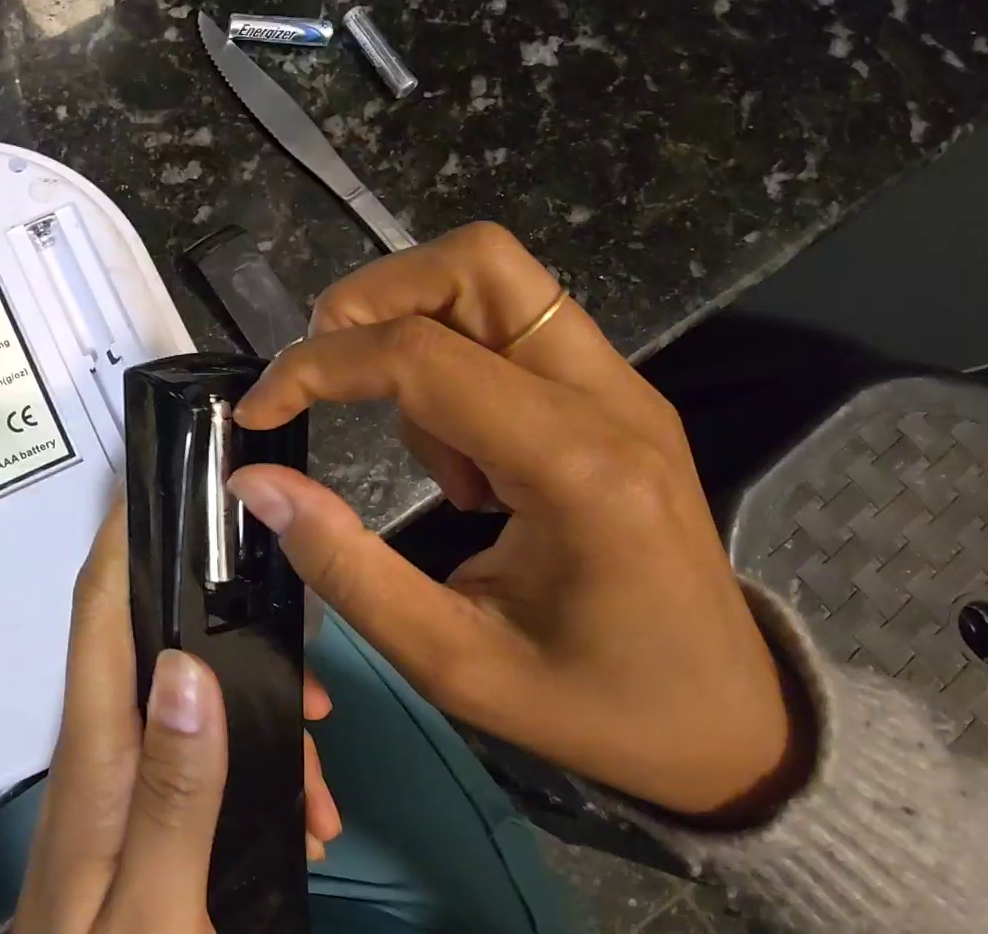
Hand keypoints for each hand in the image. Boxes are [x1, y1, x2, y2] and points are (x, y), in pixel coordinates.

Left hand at [14, 504, 341, 932]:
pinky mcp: (140, 814)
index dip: (122, 536)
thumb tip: (188, 665)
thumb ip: (172, 794)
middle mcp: (102, 748)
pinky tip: (299, 811)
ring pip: (191, 702)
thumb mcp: (154, 909)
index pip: (100, 613)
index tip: (161, 478)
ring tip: (320, 762)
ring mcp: (121, 781)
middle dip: (231, 631)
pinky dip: (249, 765)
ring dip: (257, 714)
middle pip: (156, 644)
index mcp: (96, 753)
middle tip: (311, 668)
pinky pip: (198, 758)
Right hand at [227, 223, 812, 823]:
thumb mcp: (453, 664)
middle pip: (475, 263)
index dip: (315, 368)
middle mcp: (606, 397)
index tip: (257, 413)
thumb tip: (257, 483)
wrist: (730, 723)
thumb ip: (347, 570)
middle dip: (369, 301)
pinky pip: (503, 326)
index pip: (422, 355)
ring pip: (490, 278)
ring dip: (406, 327)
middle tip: (320, 378)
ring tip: (409, 440)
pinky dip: (443, 359)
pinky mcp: (607, 394)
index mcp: (577, 466)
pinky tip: (454, 456)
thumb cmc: (595, 703)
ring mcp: (615, 386)